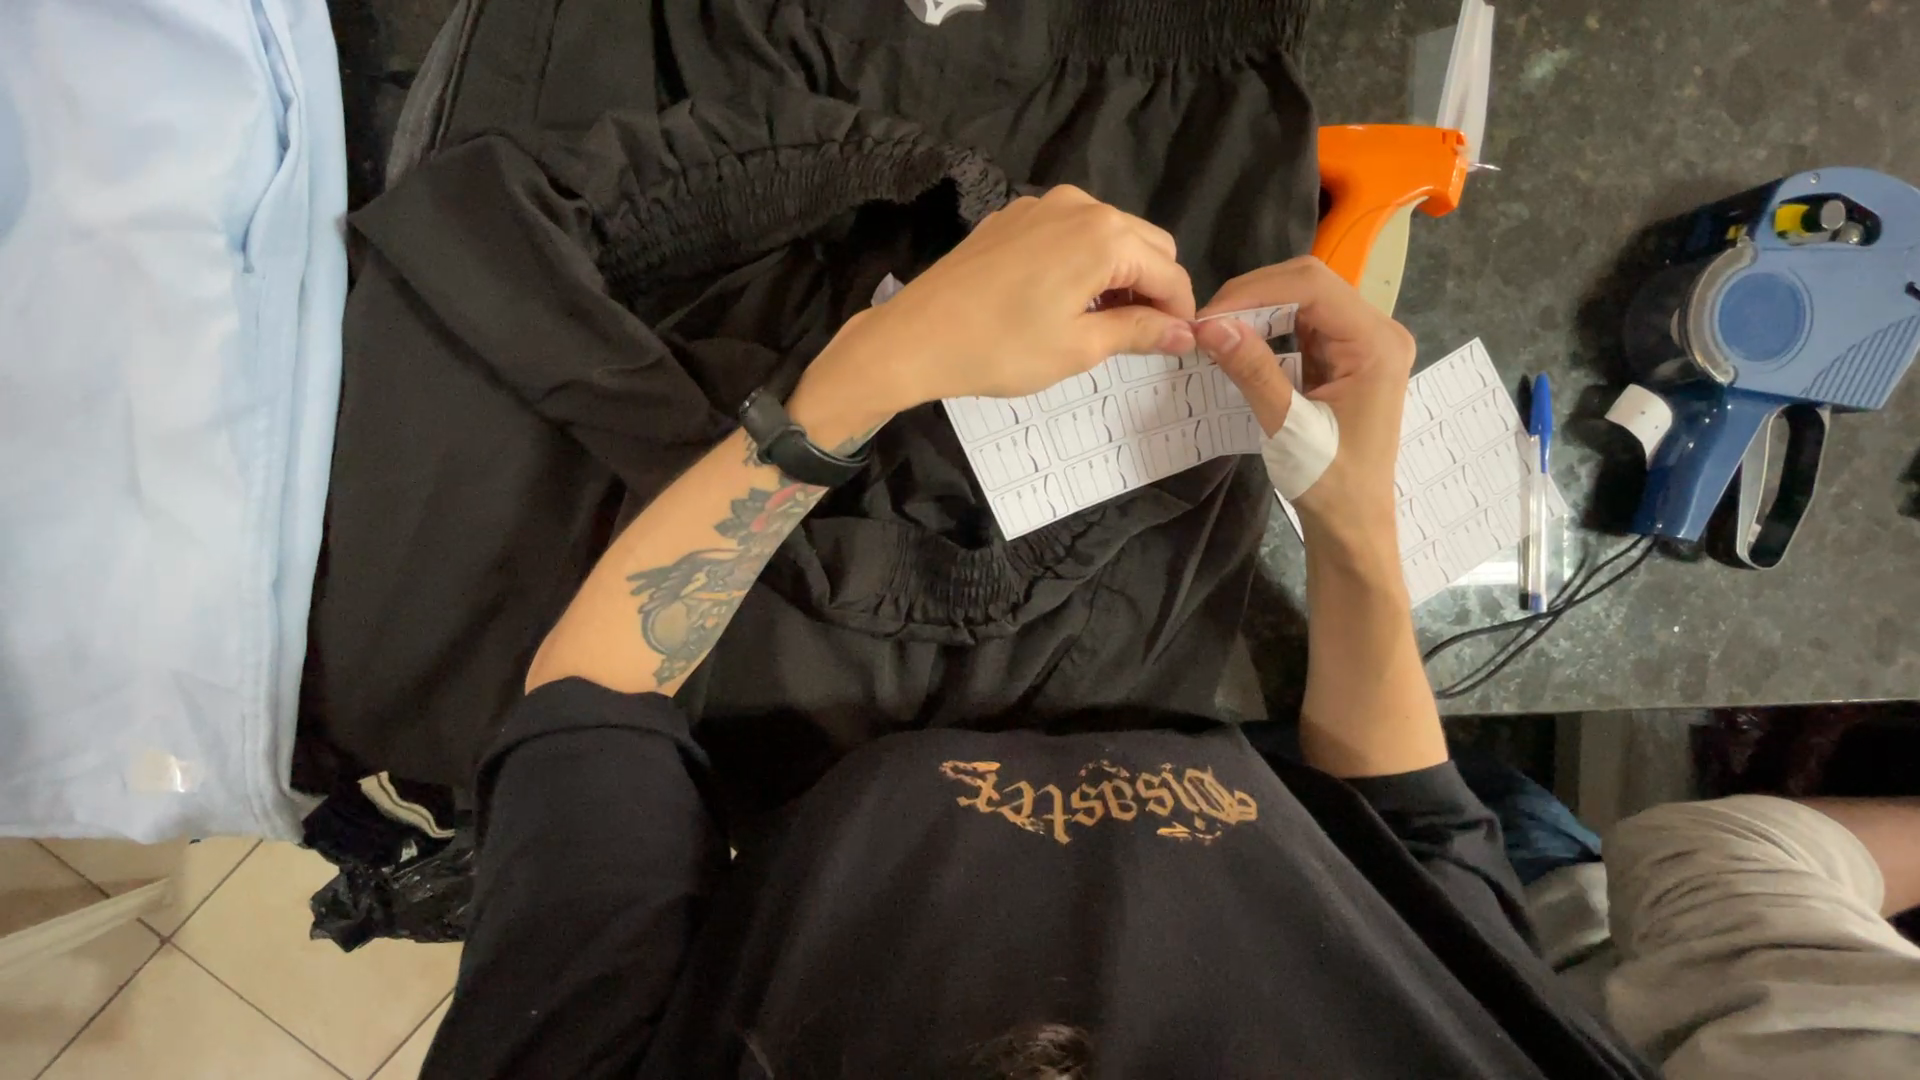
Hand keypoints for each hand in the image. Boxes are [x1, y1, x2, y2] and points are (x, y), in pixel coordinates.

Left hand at [795, 186, 1196, 427]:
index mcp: (1105, 236)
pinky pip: (1070, 233)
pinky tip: (1065, 299)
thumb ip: (1138, 332)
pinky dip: (1083, 262)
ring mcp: (1042, 205)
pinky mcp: (1013, 217)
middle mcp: (1080, 205)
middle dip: (1153, 288)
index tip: (1180, 344)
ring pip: (1108, 235)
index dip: (1180, 311)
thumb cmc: (1001, 349)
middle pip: (1145, 243)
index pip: (1169, 271)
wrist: (916, 337)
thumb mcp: (1078, 348)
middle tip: (1141, 337)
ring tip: (1103, 322)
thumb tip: (1184, 333)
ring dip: (1119, 274)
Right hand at [1191, 257, 1414, 533]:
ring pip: (1304, 303)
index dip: (1253, 292)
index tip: (1206, 318)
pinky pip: (1303, 328)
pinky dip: (1268, 332)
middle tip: (1205, 326)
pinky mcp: (1345, 360)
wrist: (1352, 522)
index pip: (1312, 286)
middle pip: (1309, 286)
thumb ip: (1252, 370)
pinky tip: (1239, 346)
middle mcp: (1376, 333)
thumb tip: (1210, 326)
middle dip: (1252, 298)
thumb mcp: (1287, 426)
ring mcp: (1362, 345)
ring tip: (1215, 334)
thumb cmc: (1328, 481)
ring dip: (1257, 312)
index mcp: (1375, 343)